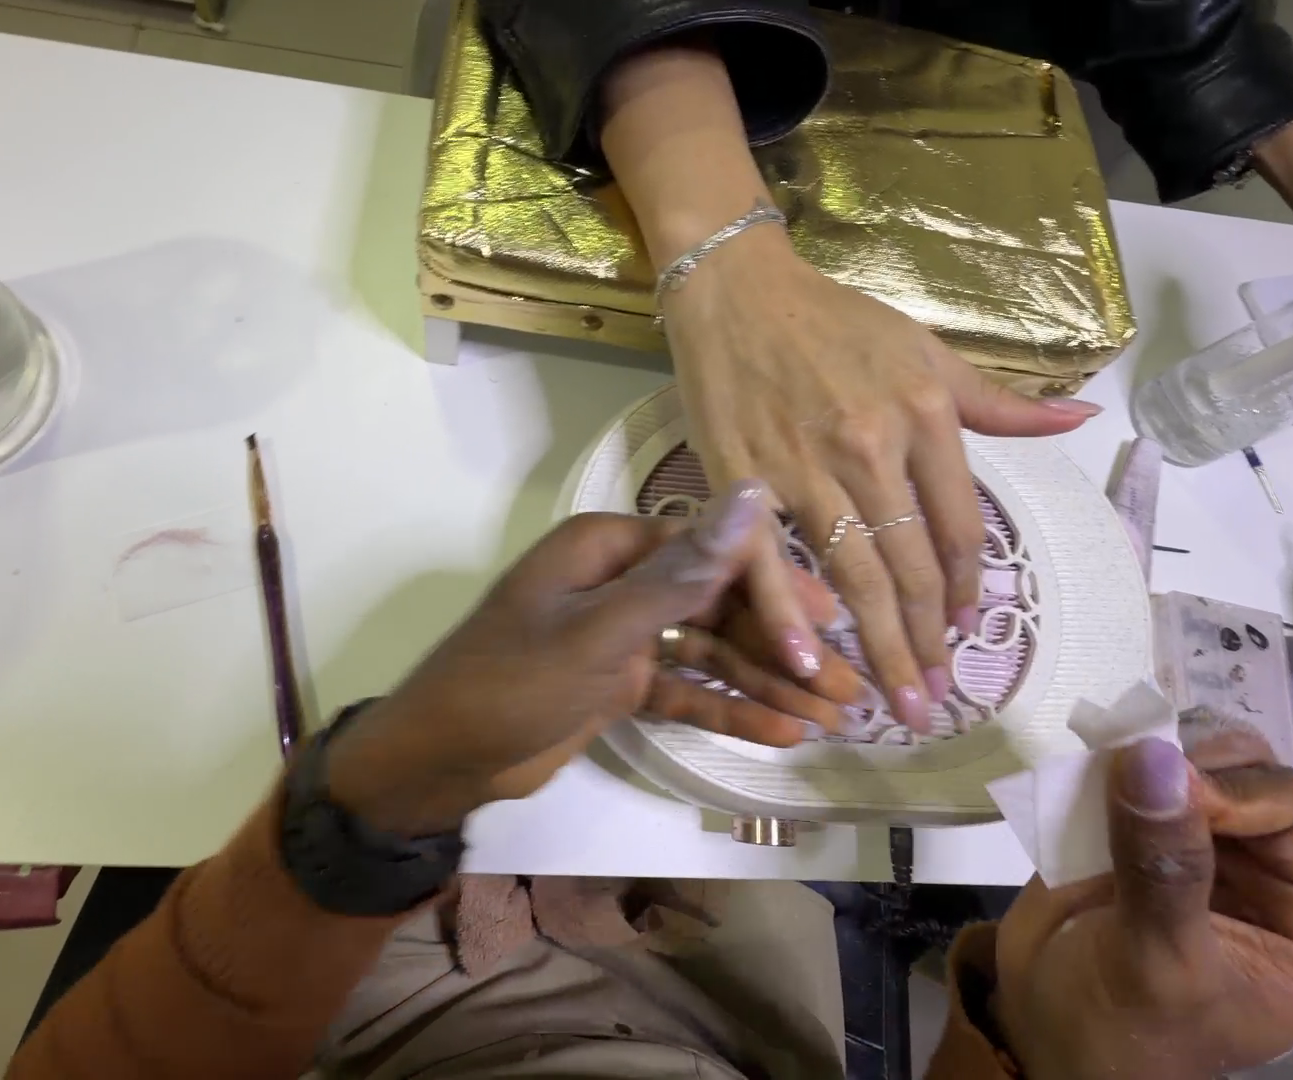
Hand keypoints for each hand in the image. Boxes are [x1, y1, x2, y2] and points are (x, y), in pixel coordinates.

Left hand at [323, 482, 864, 834]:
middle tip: (850, 685)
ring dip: (766, 683)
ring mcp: (622, 634)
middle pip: (719, 604)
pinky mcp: (620, 681)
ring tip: (834, 719)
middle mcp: (622, 580)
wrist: (441, 759)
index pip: (712, 552)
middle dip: (781, 648)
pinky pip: (686, 688)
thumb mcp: (600, 629)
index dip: (775, 589)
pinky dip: (727, 709)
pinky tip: (782, 732)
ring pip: (709, 651)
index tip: (832, 628)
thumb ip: (681, 572)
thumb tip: (753, 495)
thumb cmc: (512, 681)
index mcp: (611, 547)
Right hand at [662, 232, 1099, 730]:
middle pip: (911, 566)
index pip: (958, 527)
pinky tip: (809, 664)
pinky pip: (769, 560)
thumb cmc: (831, 321)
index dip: (965, 590)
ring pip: (854, 574)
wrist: (736, 292)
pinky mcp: (743, 481)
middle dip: (927, 641)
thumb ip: (995, 401)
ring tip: (893, 701)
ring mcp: (803, 469)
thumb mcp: (925, 348)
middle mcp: (871, 448)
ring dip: (879, 645)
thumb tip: (1080, 423)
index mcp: (922, 416)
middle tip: (934, 700)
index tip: (965, 634)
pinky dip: (788, 615)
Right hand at [992, 724, 1292, 1078]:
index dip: (1224, 788)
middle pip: (1248, 773)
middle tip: (1116, 770)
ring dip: (1139, 756)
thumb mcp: (1157, 958)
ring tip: (1092, 774)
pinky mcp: (1144, 834)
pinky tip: (1080, 778)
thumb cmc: (1124, 1023)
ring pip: (1191, 761)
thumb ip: (1162, 862)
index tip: (1146, 785)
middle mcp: (1276, 876)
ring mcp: (1207, 850)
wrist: (1045, 1025)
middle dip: (1182, 763)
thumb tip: (1152, 755)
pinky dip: (1106, 763)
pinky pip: (1137, 773)